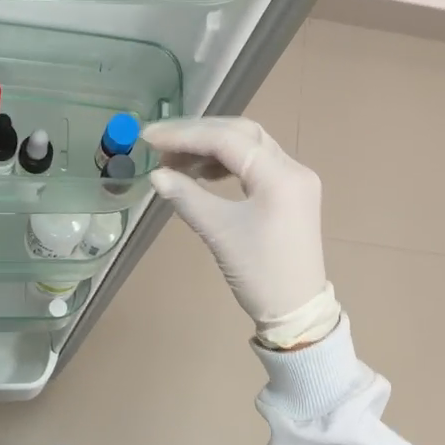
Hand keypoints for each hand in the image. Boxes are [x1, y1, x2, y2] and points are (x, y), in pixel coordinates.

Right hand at [141, 116, 338, 348]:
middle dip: (198, 135)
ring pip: (249, 147)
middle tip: (159, 144)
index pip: (228, 140)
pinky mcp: (290, 194)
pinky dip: (226, 164)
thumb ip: (188, 198)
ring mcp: (294, 180)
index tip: (149, 137)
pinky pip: (256, 165)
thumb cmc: (259, 275)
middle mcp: (292, 168)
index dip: (185, 135)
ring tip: (175, 161)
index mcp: (280, 176)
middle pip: (241, 134)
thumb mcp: (220, 234)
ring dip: (211, 148)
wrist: (295, 310)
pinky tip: (202, 173)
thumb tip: (156, 175)